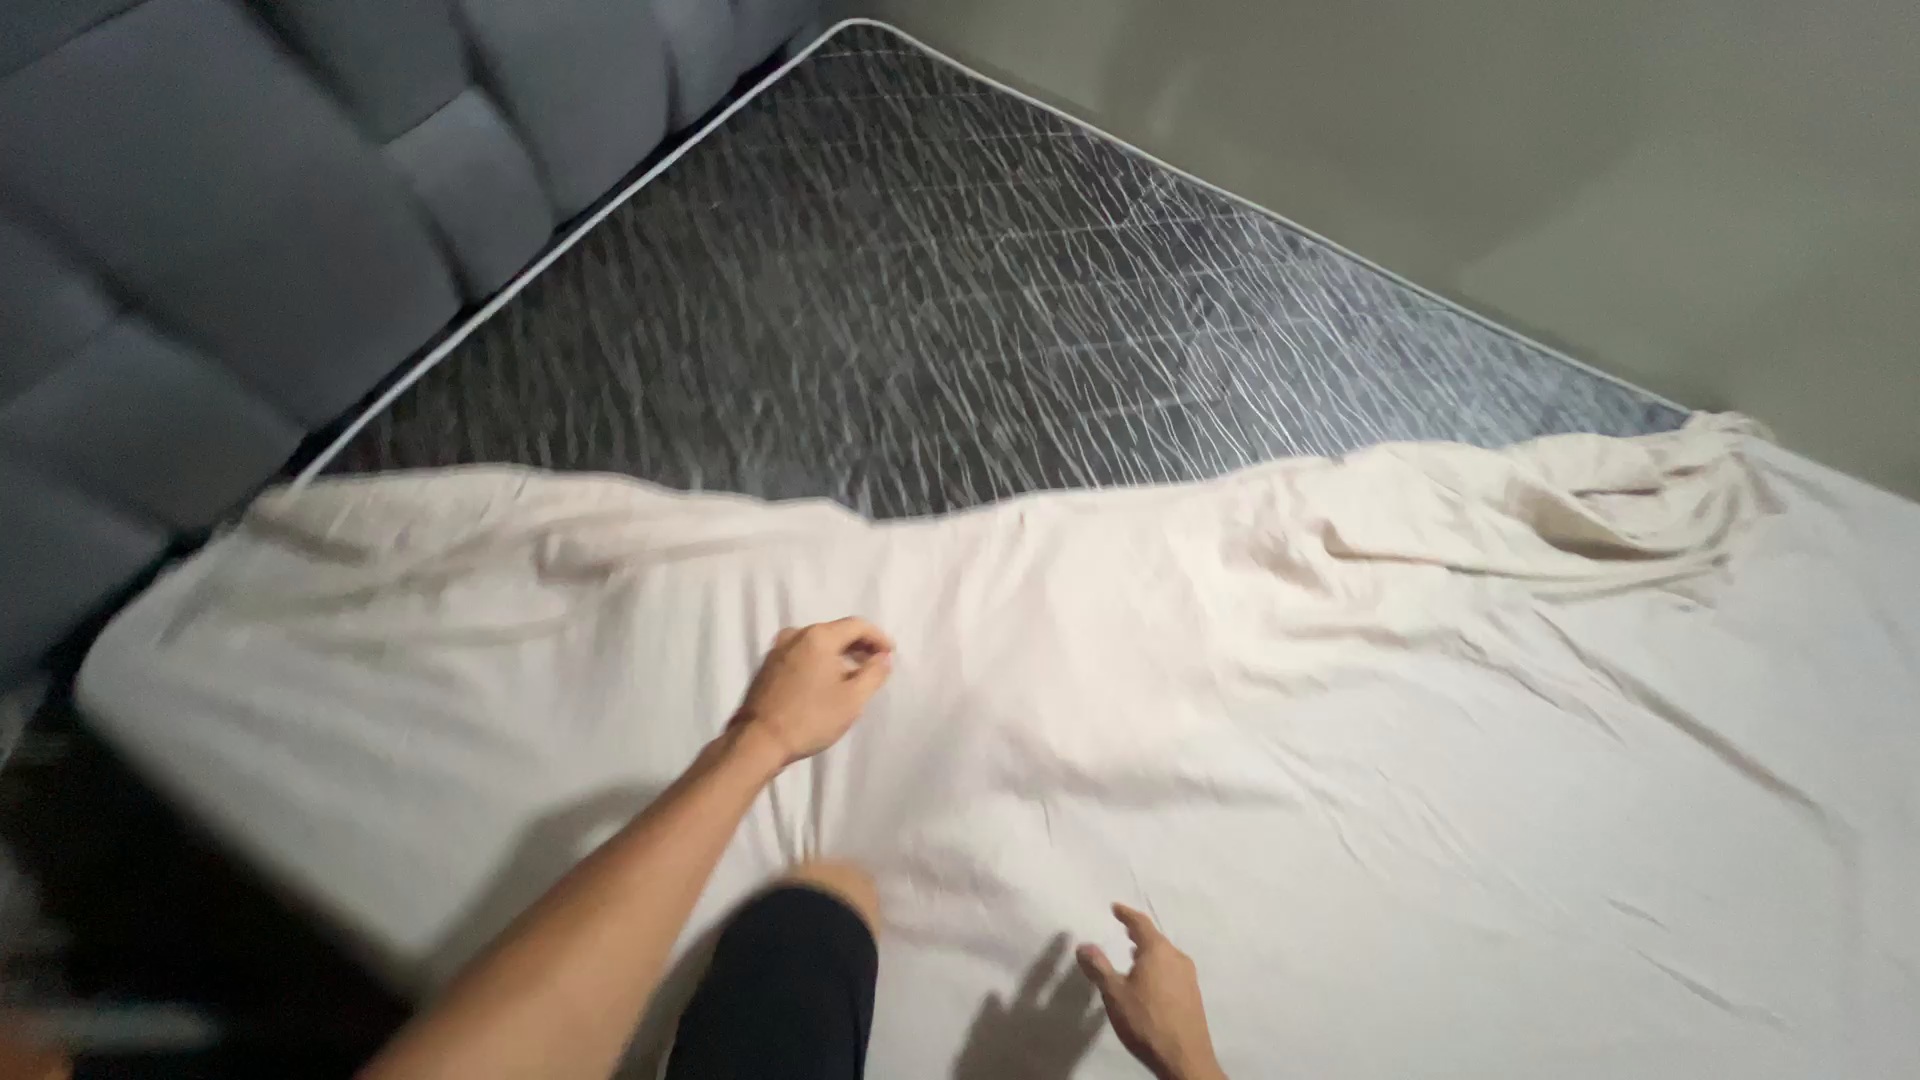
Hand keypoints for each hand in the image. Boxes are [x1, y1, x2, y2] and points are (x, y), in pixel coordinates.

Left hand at [731, 617, 893, 767]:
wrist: (757, 742)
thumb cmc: (810, 718)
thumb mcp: (852, 699)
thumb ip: (874, 673)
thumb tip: (884, 658)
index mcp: (819, 636)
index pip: (857, 625)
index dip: (878, 637)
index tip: (891, 654)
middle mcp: (796, 634)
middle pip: (836, 632)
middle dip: (859, 646)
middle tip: (876, 664)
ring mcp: (778, 648)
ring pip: (818, 643)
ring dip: (839, 654)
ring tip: (854, 675)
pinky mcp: (768, 665)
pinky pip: (802, 653)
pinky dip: (819, 661)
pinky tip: (827, 680)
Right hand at [1077, 904, 1226, 1079]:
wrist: (1185, 1062)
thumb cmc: (1147, 1021)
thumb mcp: (1114, 994)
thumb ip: (1098, 967)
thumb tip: (1083, 945)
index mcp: (1158, 951)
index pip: (1140, 923)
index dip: (1126, 914)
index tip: (1115, 907)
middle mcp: (1176, 957)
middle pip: (1155, 938)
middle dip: (1138, 932)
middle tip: (1124, 929)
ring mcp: (1188, 977)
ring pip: (1165, 954)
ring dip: (1148, 951)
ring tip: (1134, 954)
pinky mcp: (1193, 995)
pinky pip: (1172, 969)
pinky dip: (1158, 966)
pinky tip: (1150, 980)